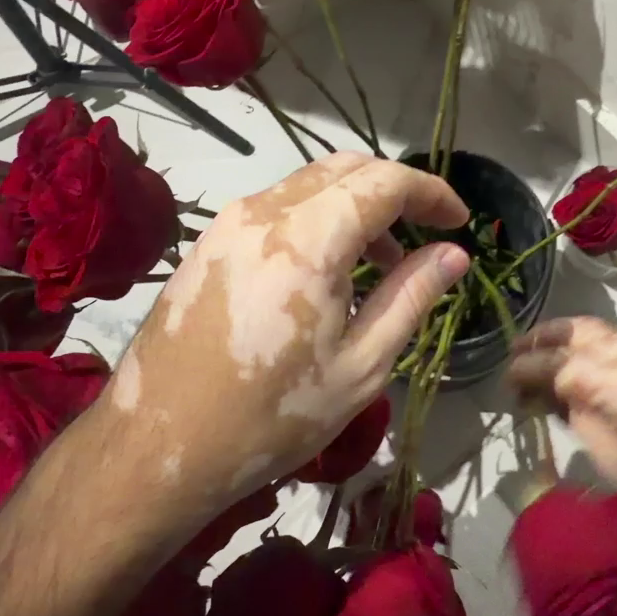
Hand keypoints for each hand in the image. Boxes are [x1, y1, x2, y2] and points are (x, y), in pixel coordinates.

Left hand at [106, 153, 469, 508]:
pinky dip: (316, 218)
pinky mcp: (207, 242)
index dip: (431, 191)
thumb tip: (453, 254)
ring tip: (378, 262)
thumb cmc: (270, 417)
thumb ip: (410, 297)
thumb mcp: (360, 367)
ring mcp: (228, 223)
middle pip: (345, 168)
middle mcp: (264, 212)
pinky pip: (276, 206)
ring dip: (354, 205)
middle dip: (394, 190)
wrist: (157, 447)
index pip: (385, 181)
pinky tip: (325, 271)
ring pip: (308, 183)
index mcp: (308, 240)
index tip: (459, 220)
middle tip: (423, 235)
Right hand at [507, 317, 616, 533]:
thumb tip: (551, 393)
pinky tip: (579, 360)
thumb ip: (579, 418)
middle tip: (516, 352)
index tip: (507, 376)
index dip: (530, 368)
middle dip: (544, 339)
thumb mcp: (614, 462)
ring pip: (602, 331)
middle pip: (582, 333)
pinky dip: (593, 345)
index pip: (564, 365)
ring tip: (541, 350)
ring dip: (567, 337)